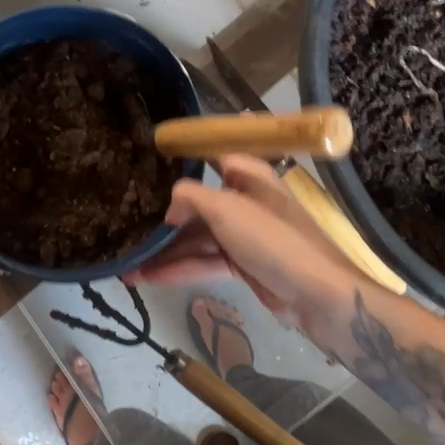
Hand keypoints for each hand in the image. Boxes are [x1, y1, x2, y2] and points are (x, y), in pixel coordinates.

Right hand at [126, 156, 359, 339]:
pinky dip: (178, 268)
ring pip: (197, 236)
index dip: (186, 151)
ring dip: (166, 249)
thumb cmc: (272, 239)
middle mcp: (245, 200)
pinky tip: (148, 276)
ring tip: (129, 262)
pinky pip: (203, 261)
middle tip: (129, 218)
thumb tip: (170, 207)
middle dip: (166, 214)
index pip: (214, 152)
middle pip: (198, 201)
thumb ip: (189, 196)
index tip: (153, 151)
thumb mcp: (226, 208)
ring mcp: (243, 234)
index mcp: (250, 175)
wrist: (315, 294)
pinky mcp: (241, 263)